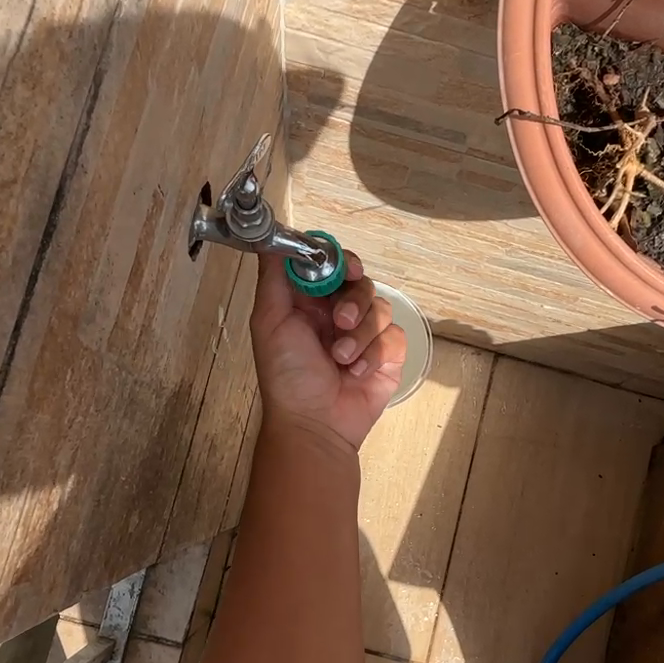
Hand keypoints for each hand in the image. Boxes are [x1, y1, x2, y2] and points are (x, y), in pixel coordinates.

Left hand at [249, 251, 406, 452]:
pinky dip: (375, 354)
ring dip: (360, 335)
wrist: (315, 424)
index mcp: (309, 303)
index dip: (340, 260)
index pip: (331, 265)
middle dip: (353, 301)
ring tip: (342, 359)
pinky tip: (357, 372)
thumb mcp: (270, 321)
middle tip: (339, 322)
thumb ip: (275, 277)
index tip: (345, 268)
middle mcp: (337, 314)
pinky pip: (393, 336)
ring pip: (379, 308)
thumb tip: (274, 238)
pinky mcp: (387, 356)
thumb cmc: (287, 377)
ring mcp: (364, 335)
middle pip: (360, 282)